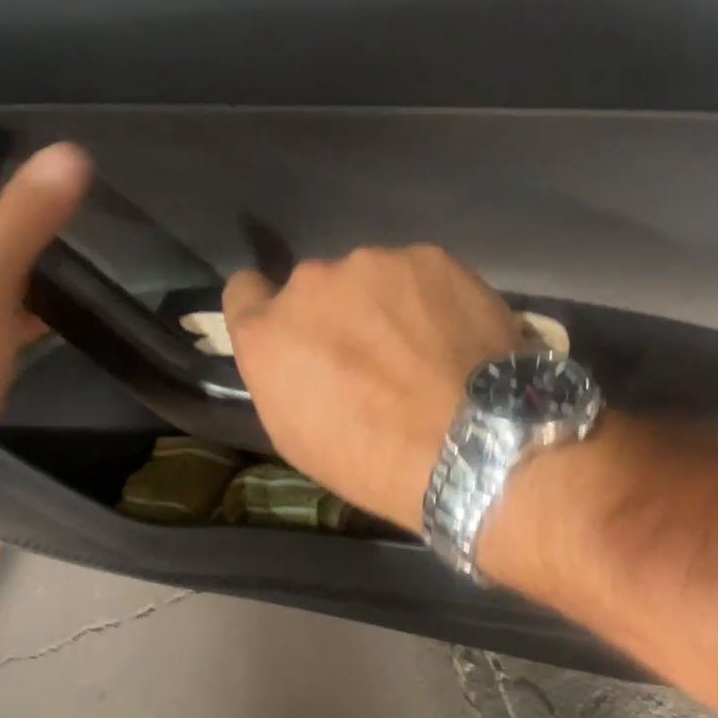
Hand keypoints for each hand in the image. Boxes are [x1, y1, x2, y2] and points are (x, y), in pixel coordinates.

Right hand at [223, 245, 524, 528]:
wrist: (473, 442)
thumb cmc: (374, 460)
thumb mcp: (298, 435)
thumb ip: (284, 374)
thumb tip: (301, 353)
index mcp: (269, 331)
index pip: (244, 292)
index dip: (268, 311)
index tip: (297, 334)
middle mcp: (312, 282)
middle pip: (317, 288)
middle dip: (338, 314)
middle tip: (377, 356)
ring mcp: (374, 263)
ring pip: (372, 277)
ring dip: (387, 304)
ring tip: (426, 349)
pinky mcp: (431, 257)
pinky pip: (420, 274)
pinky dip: (432, 299)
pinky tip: (457, 335)